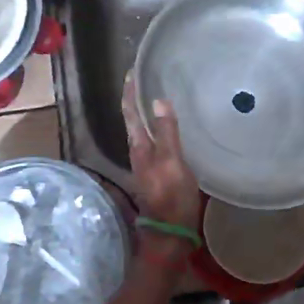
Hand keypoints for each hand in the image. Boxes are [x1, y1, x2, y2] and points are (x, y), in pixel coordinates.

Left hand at [122, 73, 200, 248]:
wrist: (172, 231)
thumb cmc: (172, 196)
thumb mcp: (172, 162)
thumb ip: (166, 133)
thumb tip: (157, 100)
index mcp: (140, 146)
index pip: (131, 112)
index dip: (131, 92)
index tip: (132, 72)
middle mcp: (140, 151)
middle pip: (135, 120)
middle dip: (138, 99)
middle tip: (145, 78)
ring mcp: (148, 162)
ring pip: (144, 130)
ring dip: (147, 113)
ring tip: (157, 96)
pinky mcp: (159, 170)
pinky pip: (156, 141)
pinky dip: (160, 127)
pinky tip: (171, 126)